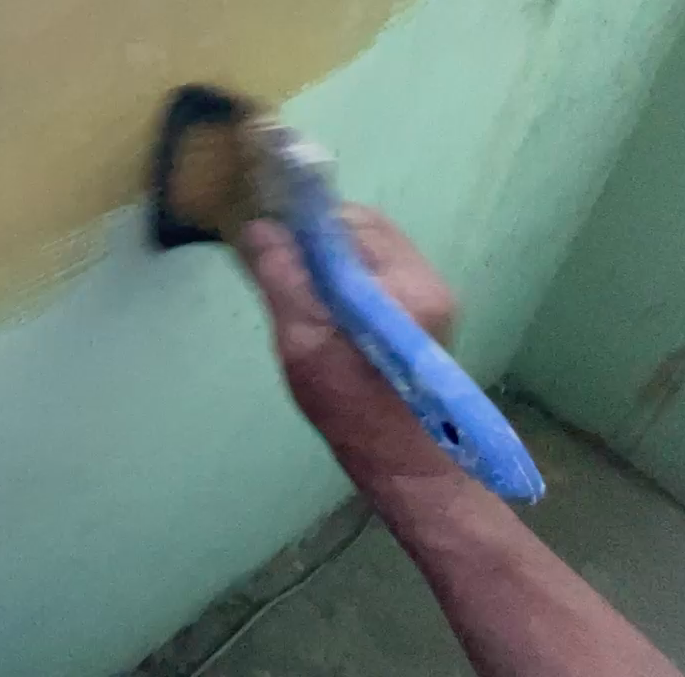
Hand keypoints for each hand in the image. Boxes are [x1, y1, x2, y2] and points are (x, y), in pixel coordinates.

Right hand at [235, 205, 460, 481]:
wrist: (399, 463)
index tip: (265, 233)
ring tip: (290, 280)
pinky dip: (335, 269)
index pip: (351, 221)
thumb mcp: (303, 341)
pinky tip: (313, 297)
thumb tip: (259, 226)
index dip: (304, 220)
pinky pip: (367, 267)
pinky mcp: (415, 309)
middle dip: (312, 234)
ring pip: (362, 246)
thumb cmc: (348, 406)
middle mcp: (426, 279)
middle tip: (273, 258)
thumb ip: (283, 277)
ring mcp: (425, 294)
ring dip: (322, 253)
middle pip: (359, 227)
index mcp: (407, 285)